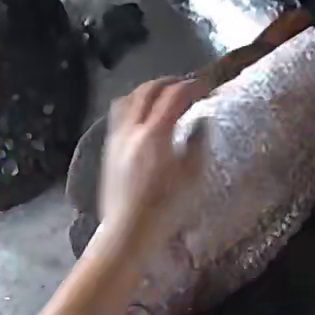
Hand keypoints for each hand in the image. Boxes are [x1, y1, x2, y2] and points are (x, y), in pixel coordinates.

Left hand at [96, 77, 206, 256]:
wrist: (127, 232)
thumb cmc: (164, 210)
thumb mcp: (192, 177)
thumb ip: (198, 143)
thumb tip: (201, 122)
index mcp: (154, 135)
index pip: (174, 95)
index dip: (193, 86)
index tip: (207, 87)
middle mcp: (131, 131)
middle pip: (148, 90)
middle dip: (169, 82)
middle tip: (187, 86)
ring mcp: (115, 140)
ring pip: (128, 100)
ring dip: (148, 91)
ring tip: (164, 96)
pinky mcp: (108, 151)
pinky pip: (118, 116)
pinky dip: (134, 107)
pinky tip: (144, 118)